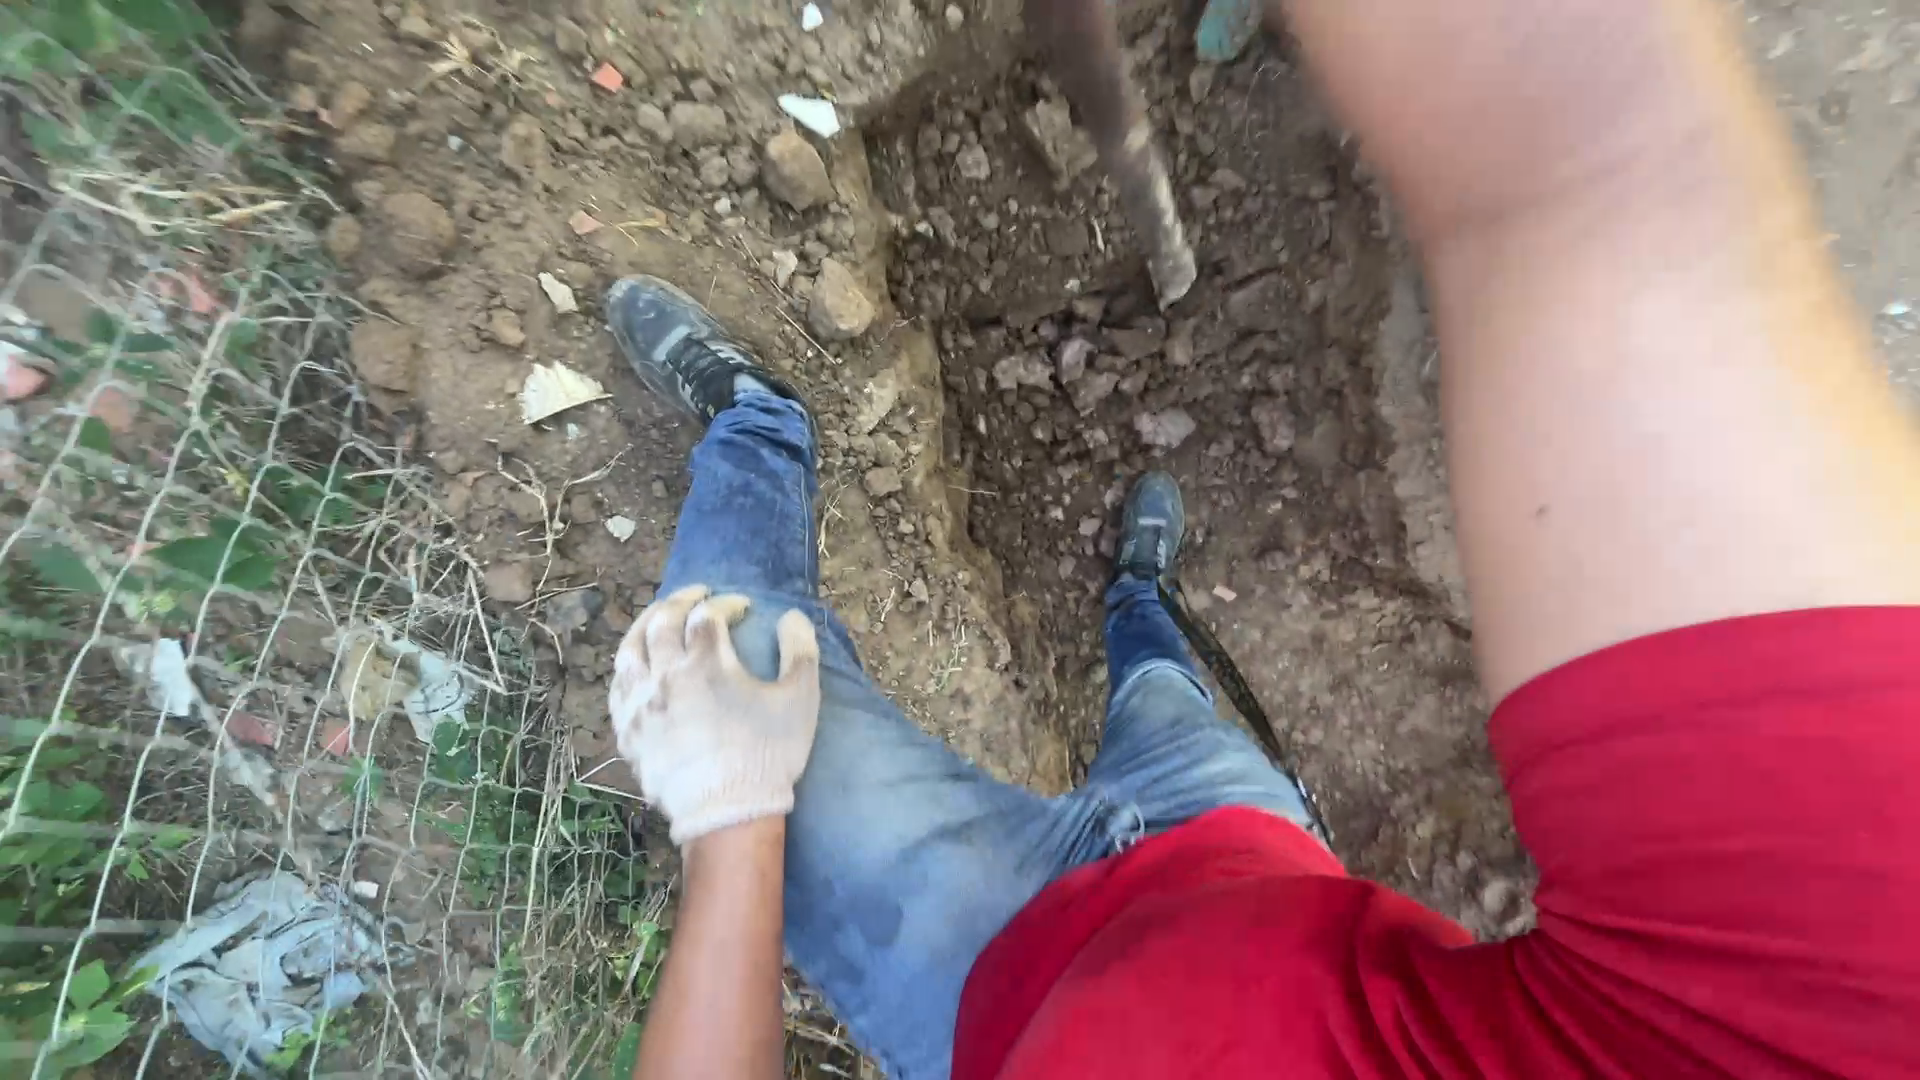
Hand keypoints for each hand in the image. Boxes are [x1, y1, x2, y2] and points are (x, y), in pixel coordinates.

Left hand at [609, 585, 821, 843]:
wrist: (727, 813)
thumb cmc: (768, 753)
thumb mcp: (800, 698)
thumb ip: (800, 650)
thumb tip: (791, 617)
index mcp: (706, 662)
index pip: (708, 614)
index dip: (727, 604)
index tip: (743, 608)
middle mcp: (665, 675)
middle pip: (662, 620)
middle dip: (682, 600)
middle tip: (698, 595)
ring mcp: (640, 703)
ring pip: (630, 648)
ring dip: (646, 623)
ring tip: (660, 616)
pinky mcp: (628, 731)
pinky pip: (617, 686)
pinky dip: (629, 663)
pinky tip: (638, 663)